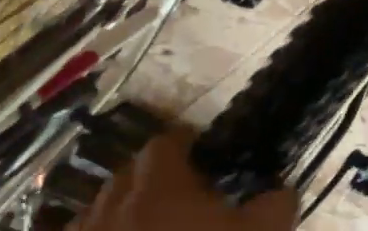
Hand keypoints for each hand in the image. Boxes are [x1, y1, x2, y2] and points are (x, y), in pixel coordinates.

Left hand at [75, 133, 295, 230]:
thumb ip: (276, 201)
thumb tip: (274, 192)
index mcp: (159, 191)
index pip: (163, 145)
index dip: (185, 144)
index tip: (205, 154)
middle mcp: (109, 213)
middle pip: (123, 177)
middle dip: (150, 178)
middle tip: (181, 192)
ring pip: (91, 214)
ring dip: (117, 212)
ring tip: (147, 227)